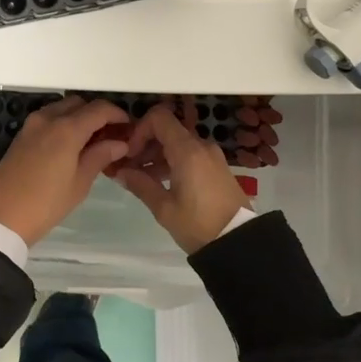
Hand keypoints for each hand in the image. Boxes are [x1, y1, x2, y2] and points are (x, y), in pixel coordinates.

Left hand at [0, 97, 130, 245]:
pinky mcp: (22, 133)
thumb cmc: (46, 203)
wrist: (2, 216)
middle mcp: (48, 117)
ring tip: (93, 141)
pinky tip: (72, 144)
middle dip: (98, 114)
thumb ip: (100, 156)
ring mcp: (32, 123)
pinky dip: (64, 122)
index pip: (99, 109)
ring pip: (62, 107)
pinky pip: (49, 117)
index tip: (129, 128)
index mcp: (67, 128)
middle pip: (80, 103)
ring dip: (79, 117)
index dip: (118, 115)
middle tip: (112, 136)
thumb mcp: (79, 183)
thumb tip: (119, 143)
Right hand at [112, 105, 251, 254]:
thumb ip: (140, 185)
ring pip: (178, 143)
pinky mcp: (217, 167)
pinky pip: (190, 154)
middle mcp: (201, 146)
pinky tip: (162, 183)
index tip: (130, 153)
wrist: (240, 243)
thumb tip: (120, 172)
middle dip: (146, 145)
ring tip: (143, 178)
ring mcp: (212, 156)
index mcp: (187, 150)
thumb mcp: (165, 208)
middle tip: (131, 167)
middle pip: (167, 130)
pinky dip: (173, 161)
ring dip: (158, 155)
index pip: (159, 117)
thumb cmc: (199, 224)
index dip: (139, 130)